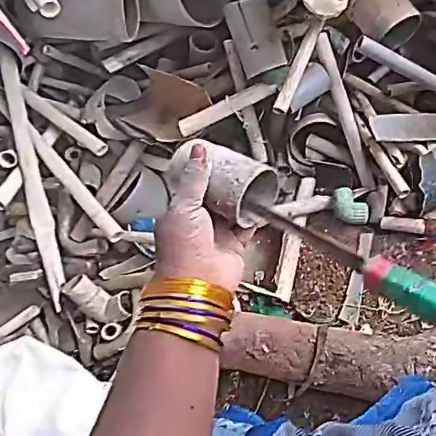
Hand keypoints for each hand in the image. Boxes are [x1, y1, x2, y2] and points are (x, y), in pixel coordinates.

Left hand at [153, 143, 252, 292]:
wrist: (199, 282)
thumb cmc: (181, 252)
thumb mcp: (184, 206)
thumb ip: (194, 179)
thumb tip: (198, 153)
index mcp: (178, 213)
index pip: (190, 187)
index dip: (201, 173)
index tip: (213, 159)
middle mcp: (197, 224)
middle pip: (213, 198)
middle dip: (224, 186)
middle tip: (235, 169)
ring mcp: (215, 235)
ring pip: (231, 211)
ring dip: (240, 200)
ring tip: (249, 184)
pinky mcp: (232, 245)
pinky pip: (246, 227)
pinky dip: (253, 217)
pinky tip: (258, 206)